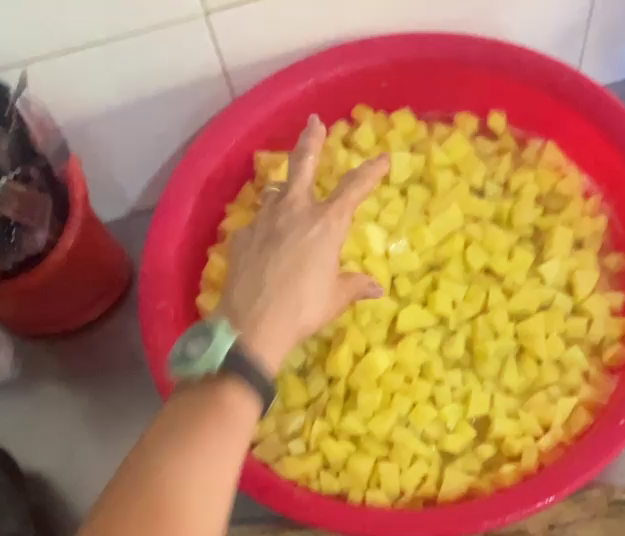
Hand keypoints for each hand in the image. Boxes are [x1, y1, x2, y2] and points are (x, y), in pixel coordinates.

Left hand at [216, 115, 389, 373]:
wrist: (253, 324)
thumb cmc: (303, 310)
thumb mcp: (335, 299)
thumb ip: (354, 286)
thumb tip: (376, 288)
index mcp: (326, 224)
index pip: (353, 188)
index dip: (370, 172)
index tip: (383, 158)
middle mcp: (295, 211)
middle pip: (303, 164)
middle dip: (311, 141)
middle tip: (314, 122)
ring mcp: (264, 220)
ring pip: (276, 191)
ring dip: (284, 188)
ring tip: (287, 191)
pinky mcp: (242, 236)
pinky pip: (257, 223)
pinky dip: (265, 227)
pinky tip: (265, 241)